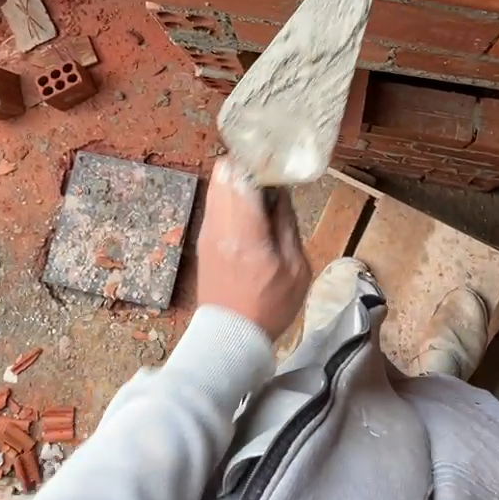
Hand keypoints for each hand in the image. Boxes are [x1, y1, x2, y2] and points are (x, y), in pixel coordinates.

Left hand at [195, 159, 312, 338]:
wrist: (229, 338)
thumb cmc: (268, 307)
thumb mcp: (296, 270)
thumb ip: (288, 226)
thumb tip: (282, 194)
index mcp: (245, 231)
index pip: (242, 175)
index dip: (259, 161)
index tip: (277, 161)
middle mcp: (219, 225)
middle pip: (224, 172)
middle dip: (247, 164)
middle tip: (270, 171)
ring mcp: (206, 231)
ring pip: (216, 184)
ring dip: (237, 178)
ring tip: (261, 187)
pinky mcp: (202, 239)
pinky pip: (214, 202)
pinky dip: (230, 195)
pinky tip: (249, 207)